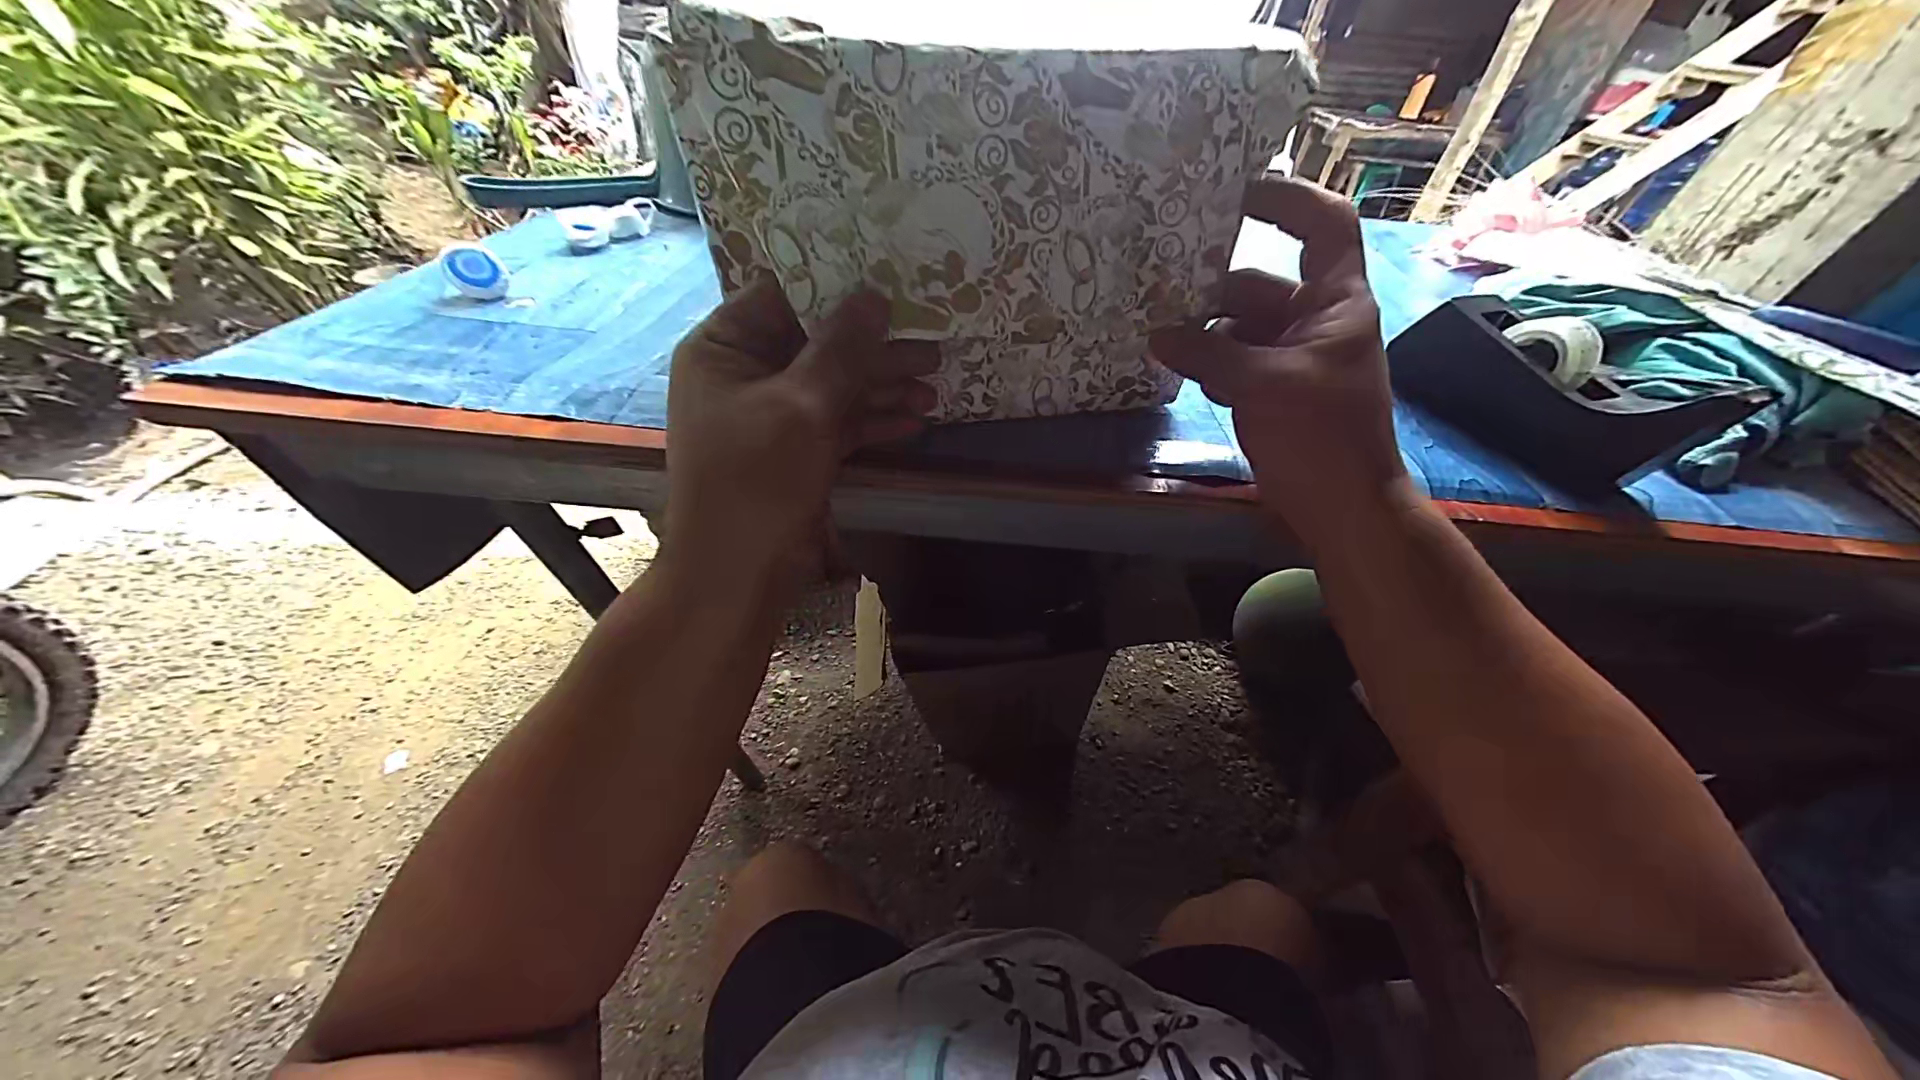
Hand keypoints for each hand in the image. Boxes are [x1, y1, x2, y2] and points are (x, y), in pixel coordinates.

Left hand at [663, 277, 936, 583]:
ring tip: (934, 386)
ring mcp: (773, 416)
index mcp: (725, 348)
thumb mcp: (802, 407)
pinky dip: (873, 422)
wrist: (738, 575)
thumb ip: (841, 349)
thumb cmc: (756, 482)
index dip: (839, 288)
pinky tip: (914, 423)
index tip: (893, 282)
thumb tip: (875, 297)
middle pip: (819, 344)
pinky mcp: (796, 450)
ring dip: (883, 387)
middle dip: (875, 348)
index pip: (784, 296)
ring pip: (835, 386)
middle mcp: (746, 374)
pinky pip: (839, 424)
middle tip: (931, 346)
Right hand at [1149, 178, 1409, 549]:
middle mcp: (1312, 321)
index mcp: (1335, 302)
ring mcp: (1287, 358)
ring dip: (1199, 330)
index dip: (1284, 200)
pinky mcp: (1267, 390)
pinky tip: (1171, 367)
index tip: (1231, 193)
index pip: (1321, 226)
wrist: (1340, 505)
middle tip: (1153, 282)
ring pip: (1236, 327)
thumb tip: (1157, 334)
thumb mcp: (1264, 385)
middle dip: (1209, 287)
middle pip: (1256, 284)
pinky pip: (1229, 361)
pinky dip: (1203, 362)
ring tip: (1151, 330)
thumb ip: (1208, 354)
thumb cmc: (1322, 437)